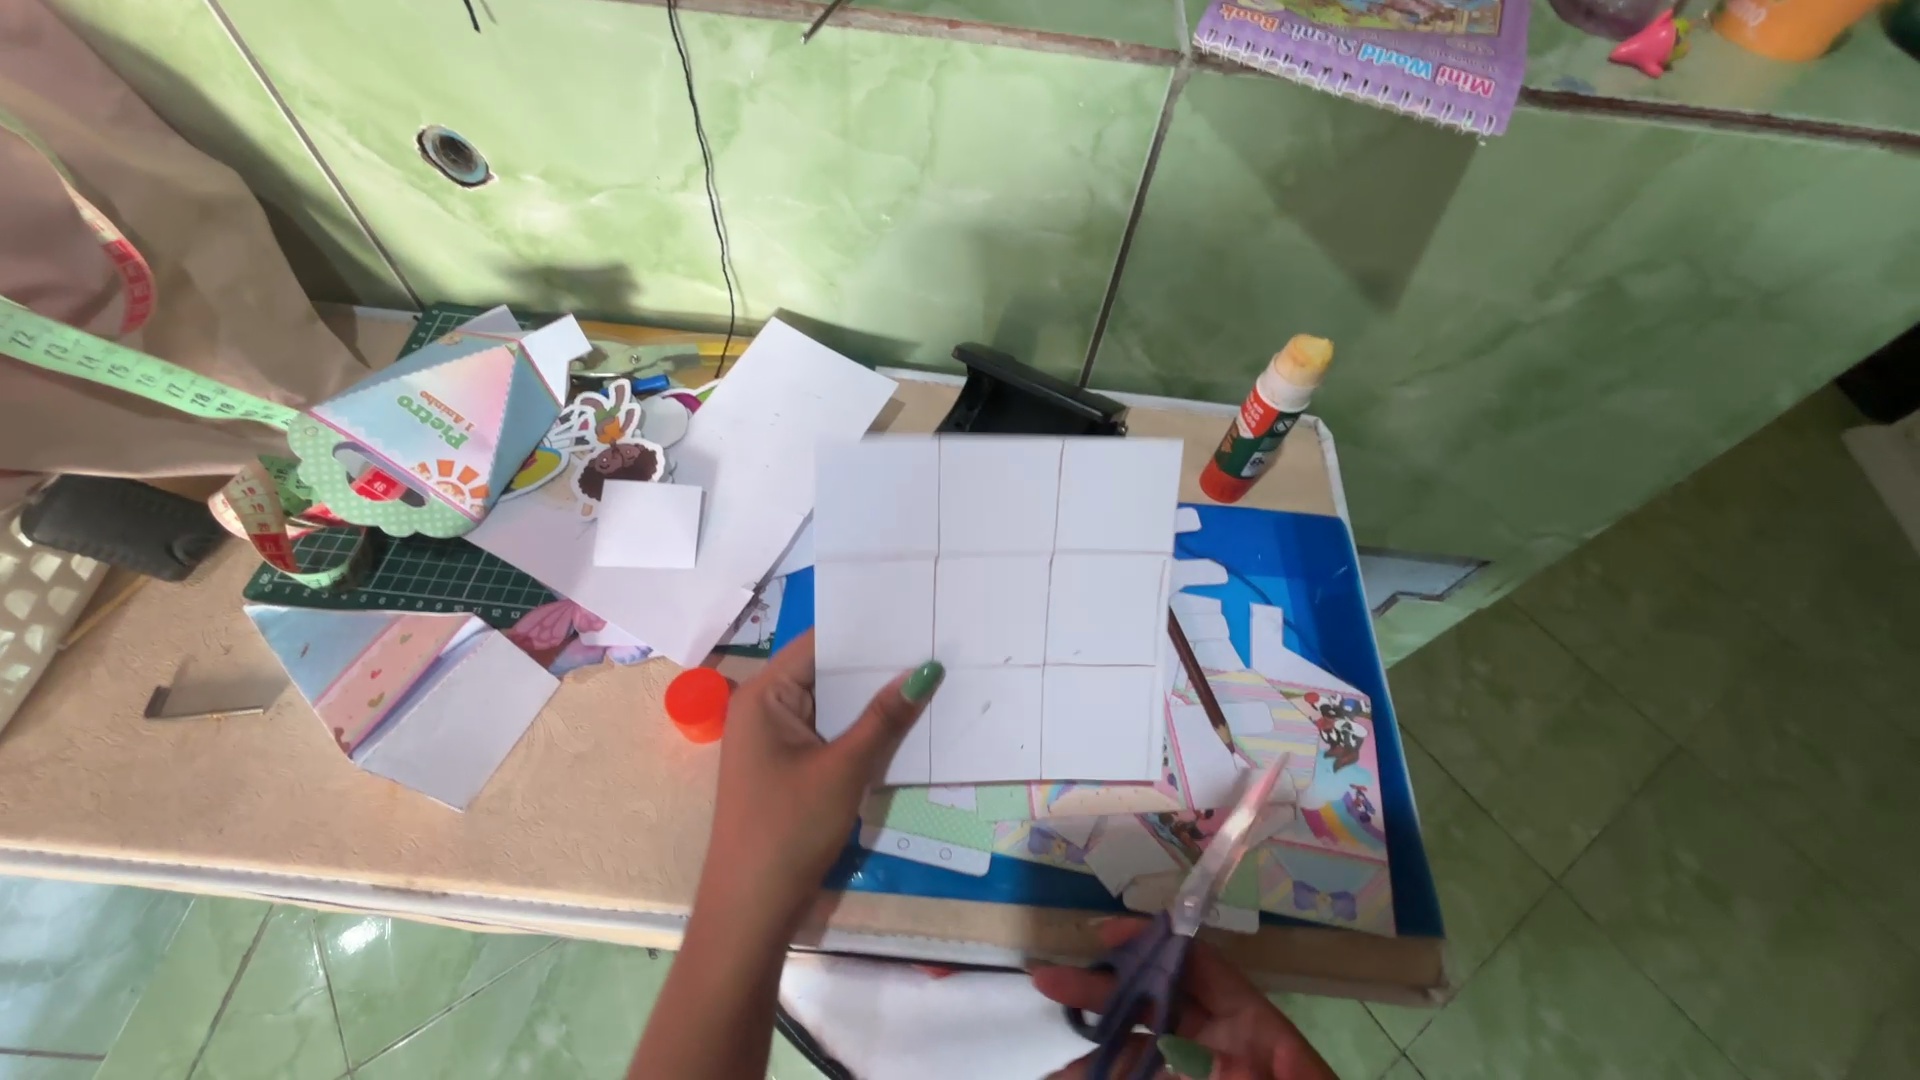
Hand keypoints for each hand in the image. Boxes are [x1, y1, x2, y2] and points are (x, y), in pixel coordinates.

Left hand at [699, 630, 943, 930]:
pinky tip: (904, 719)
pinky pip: (832, 731)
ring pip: (833, 703)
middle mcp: (766, 708)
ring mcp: (778, 738)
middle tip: (933, 644)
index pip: (819, 643)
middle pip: (827, 671)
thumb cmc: (788, 831)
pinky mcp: (791, 765)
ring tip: (929, 674)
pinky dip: (863, 727)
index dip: (866, 629)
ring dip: (873, 698)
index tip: (915, 617)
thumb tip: (927, 670)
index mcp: (763, 695)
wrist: (751, 911)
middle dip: (877, 664)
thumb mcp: (844, 770)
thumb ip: (885, 718)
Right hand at [1030, 920, 1334, 1079]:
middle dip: (1101, 991)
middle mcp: (1218, 1043)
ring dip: (1096, 1057)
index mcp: (1250, 1024)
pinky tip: (1073, 1079)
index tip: (1107, 935)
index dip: (1151, 942)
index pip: (1197, 965)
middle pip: (1152, 1003)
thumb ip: (1242, 1072)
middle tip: (1048, 980)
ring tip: (1053, 1072)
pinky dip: (1110, 1079)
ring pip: (1139, 1053)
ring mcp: (1199, 1072)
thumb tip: (1196, 1056)